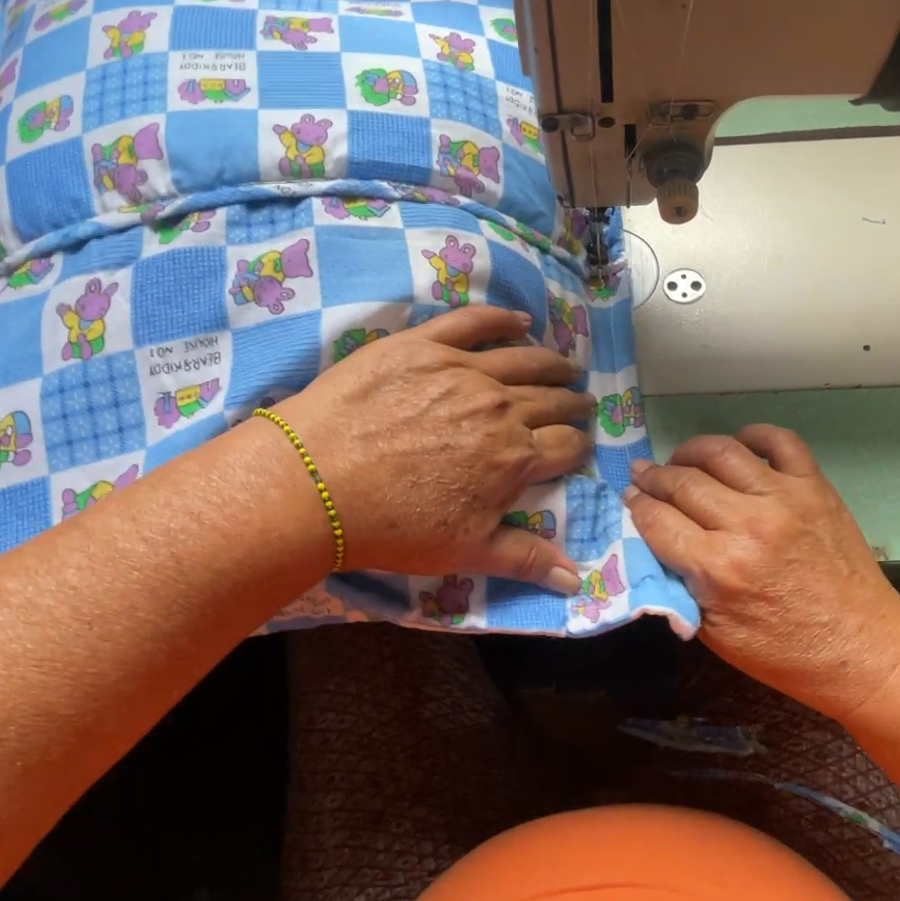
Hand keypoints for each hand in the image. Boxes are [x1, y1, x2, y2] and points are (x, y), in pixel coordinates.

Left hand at [278, 306, 591, 592]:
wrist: (316, 485)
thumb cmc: (394, 527)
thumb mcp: (466, 552)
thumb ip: (526, 560)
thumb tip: (578, 582)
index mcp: (515, 458)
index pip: (566, 446)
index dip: (579, 447)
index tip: (580, 446)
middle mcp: (500, 408)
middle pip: (551, 400)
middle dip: (573, 403)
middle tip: (583, 401)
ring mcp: (462, 371)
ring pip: (524, 359)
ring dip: (553, 362)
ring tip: (568, 365)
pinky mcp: (423, 345)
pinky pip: (472, 322)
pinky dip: (501, 318)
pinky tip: (519, 320)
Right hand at [624, 425, 899, 719]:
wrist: (860, 648)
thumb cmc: (783, 652)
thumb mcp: (713, 634)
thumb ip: (679, 586)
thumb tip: (653, 546)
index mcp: (718, 568)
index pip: (657, 520)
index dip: (636, 506)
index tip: (629, 499)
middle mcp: (748, 524)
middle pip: (683, 481)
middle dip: (654, 477)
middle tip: (642, 475)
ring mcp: (785, 499)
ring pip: (723, 452)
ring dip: (691, 450)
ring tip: (680, 458)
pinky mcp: (816, 488)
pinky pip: (780, 441)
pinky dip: (754, 435)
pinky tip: (738, 445)